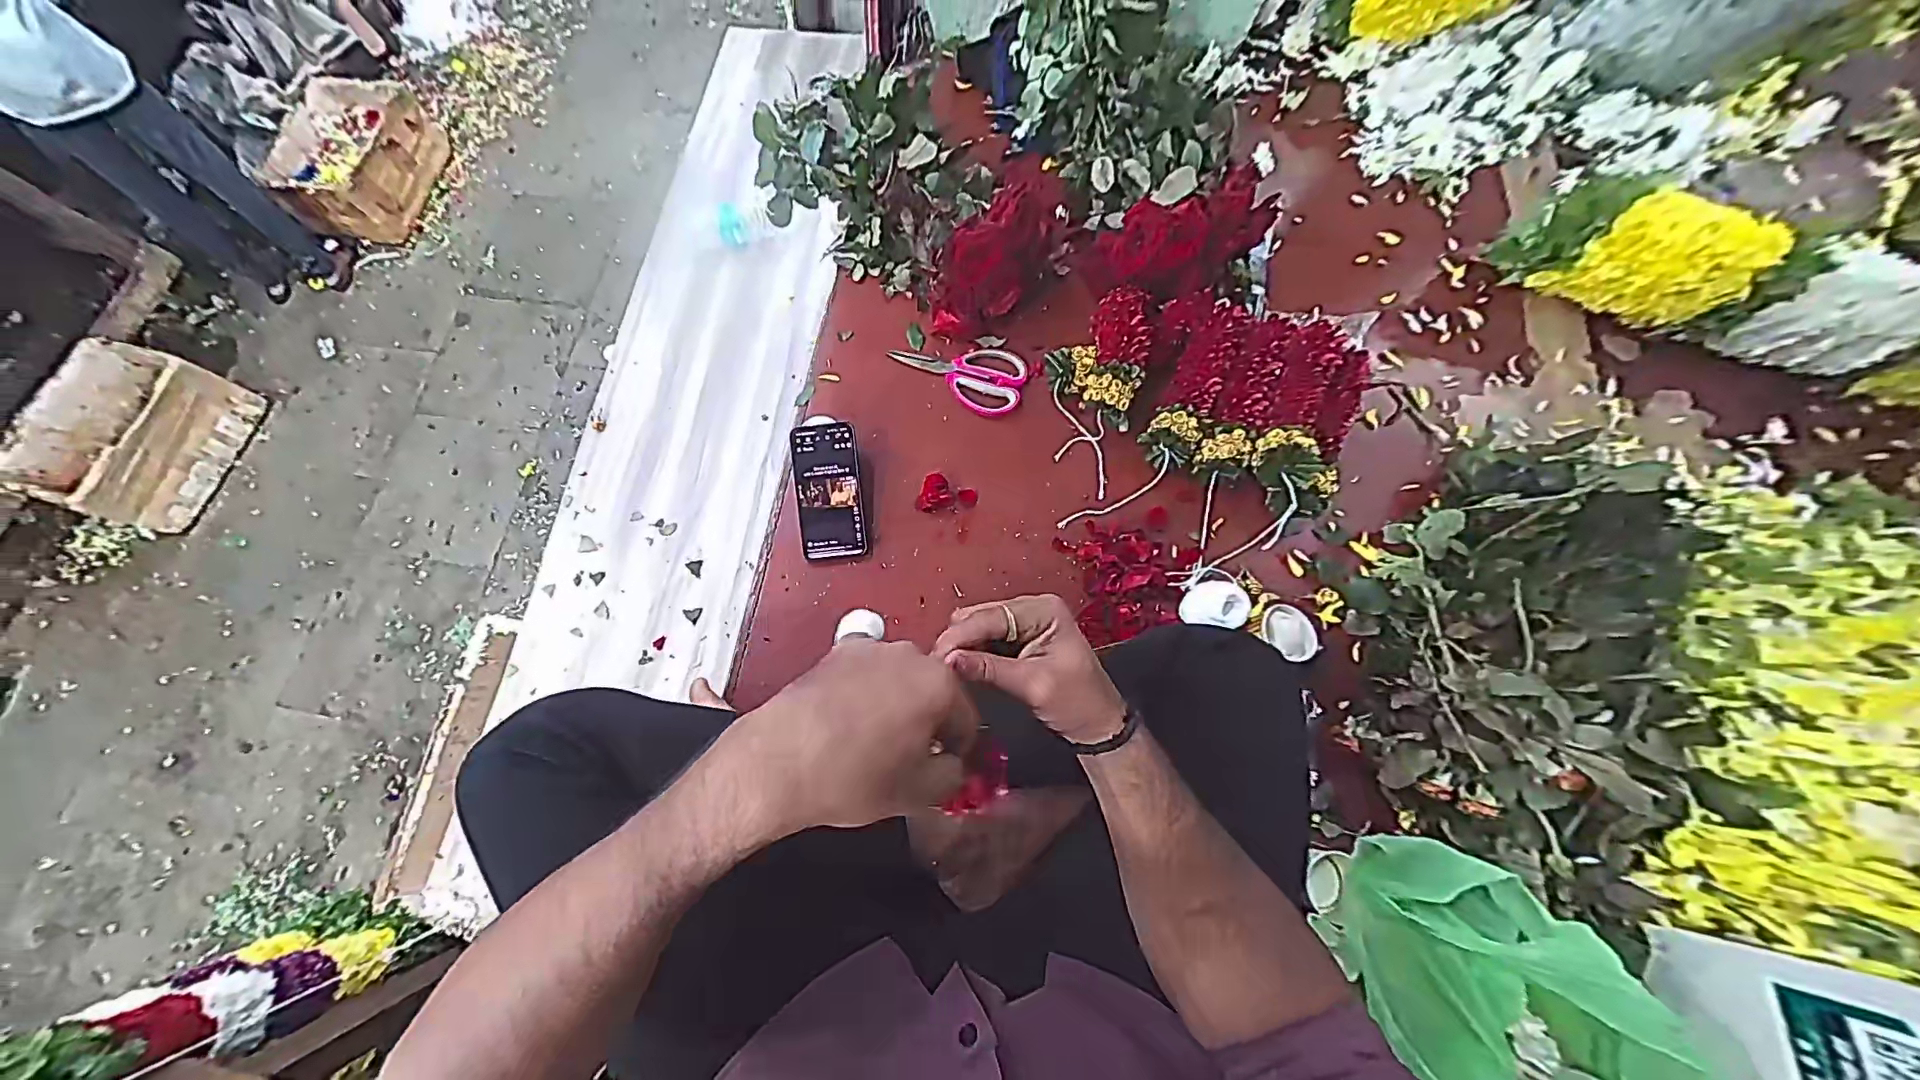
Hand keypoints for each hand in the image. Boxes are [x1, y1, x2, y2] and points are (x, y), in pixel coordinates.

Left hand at [718, 638, 979, 831]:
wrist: (778, 762)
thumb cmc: (844, 775)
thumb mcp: (919, 792)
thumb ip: (954, 776)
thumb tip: (954, 767)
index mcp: (938, 683)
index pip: (968, 718)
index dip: (959, 748)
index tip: (946, 762)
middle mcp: (908, 656)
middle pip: (935, 691)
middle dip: (928, 722)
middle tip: (910, 757)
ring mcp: (871, 650)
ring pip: (901, 681)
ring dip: (898, 705)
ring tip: (874, 744)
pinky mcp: (839, 653)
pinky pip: (868, 674)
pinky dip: (866, 693)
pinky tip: (850, 725)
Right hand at [933, 594, 1127, 745]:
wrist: (1099, 726)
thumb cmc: (1077, 703)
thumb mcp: (1034, 685)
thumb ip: (990, 669)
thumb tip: (948, 660)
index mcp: (1044, 609)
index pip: (992, 616)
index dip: (961, 635)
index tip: (936, 656)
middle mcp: (1032, 608)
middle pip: (981, 616)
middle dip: (958, 639)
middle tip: (936, 666)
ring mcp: (1024, 623)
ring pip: (979, 627)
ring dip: (962, 646)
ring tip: (943, 668)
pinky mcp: (1017, 640)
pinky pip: (985, 640)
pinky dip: (971, 652)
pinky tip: (958, 667)